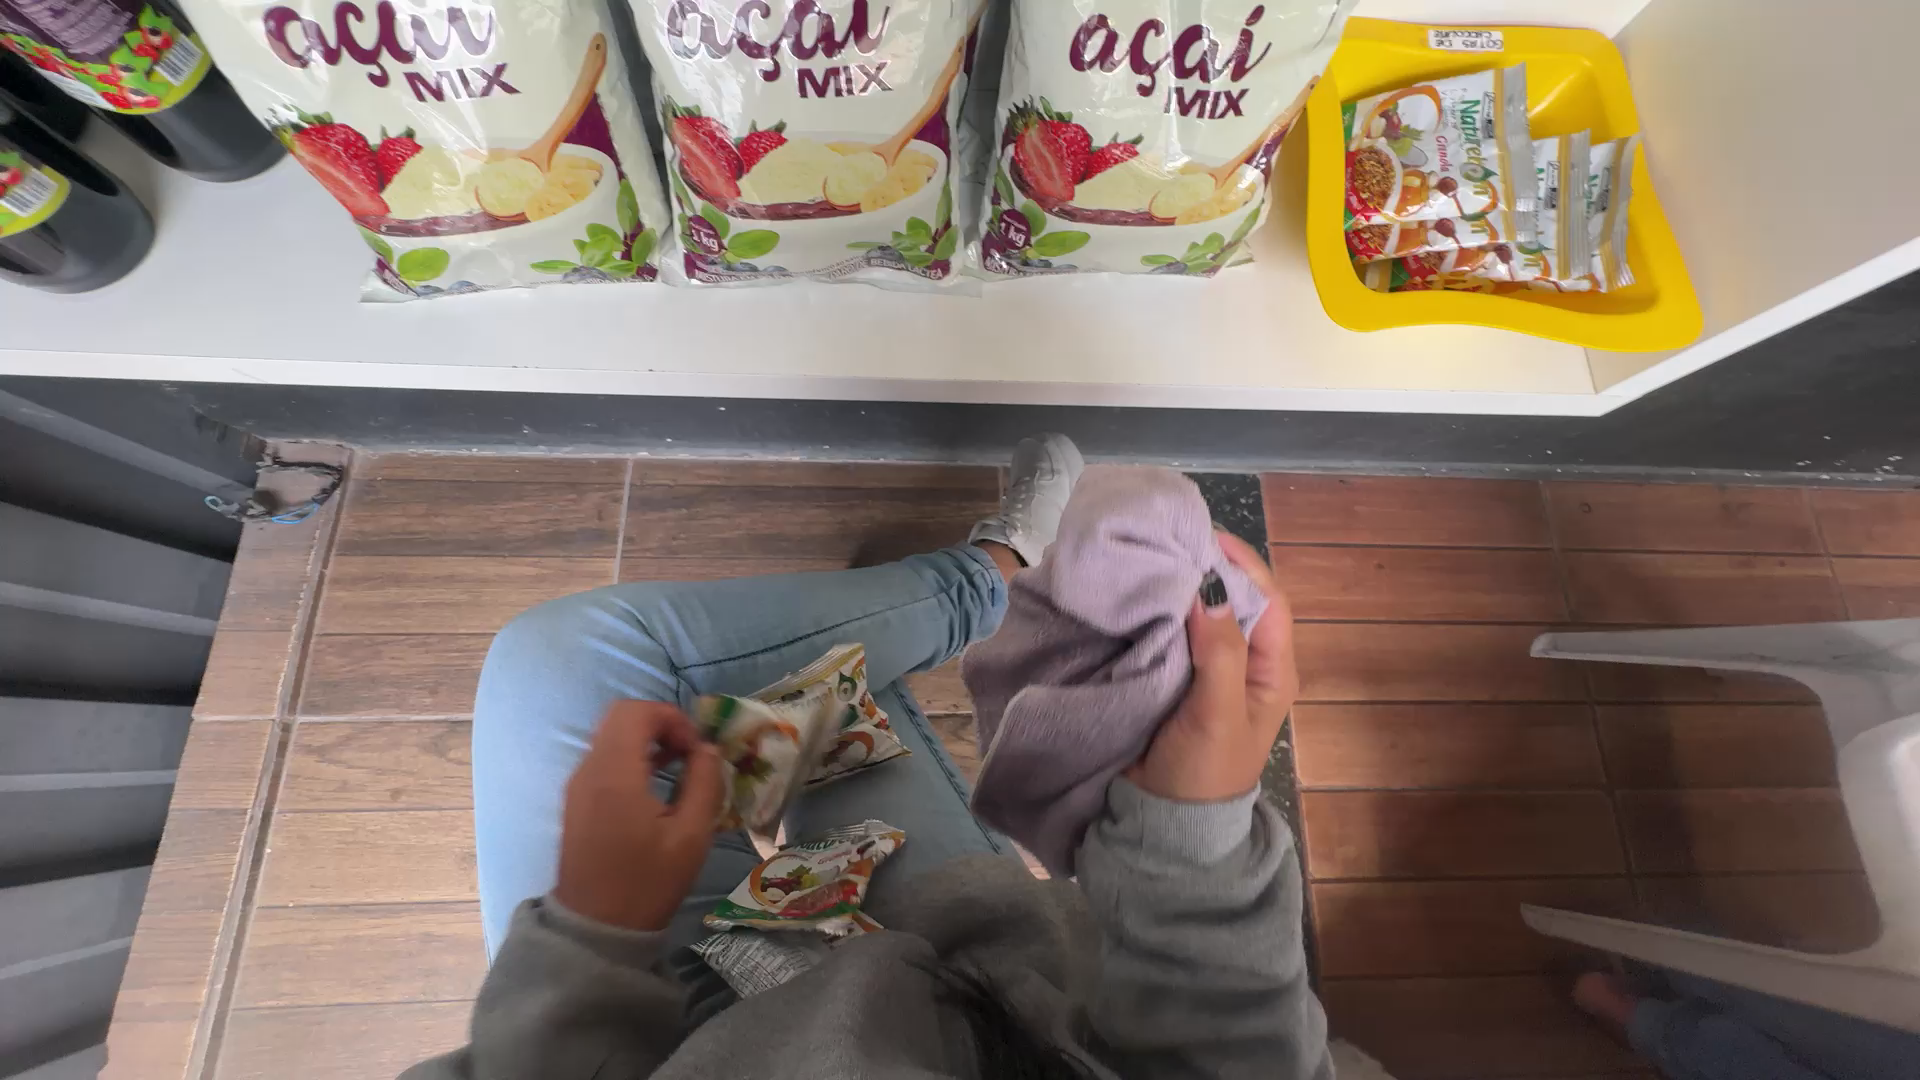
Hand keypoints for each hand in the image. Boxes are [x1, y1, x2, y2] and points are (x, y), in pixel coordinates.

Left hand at [552, 700, 724, 931]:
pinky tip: (657, 783)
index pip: (636, 712)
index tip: (696, 748)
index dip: (672, 718)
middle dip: (662, 723)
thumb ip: (704, 782)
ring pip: (613, 734)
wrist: (594, 931)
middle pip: (622, 716)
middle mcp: (589, 771)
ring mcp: (578, 785)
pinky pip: (605, 756)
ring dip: (649, 738)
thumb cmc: (647, 883)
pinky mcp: (578, 800)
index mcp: (615, 775)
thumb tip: (707, 749)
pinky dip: (633, 755)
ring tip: (679, 766)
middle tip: (689, 751)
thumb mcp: (691, 834)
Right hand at [1128, 532, 1298, 801]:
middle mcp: (1242, 660)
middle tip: (1169, 540)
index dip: (1243, 566)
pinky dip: (1156, 608)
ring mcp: (1205, 666)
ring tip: (1149, 558)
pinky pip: (1169, 629)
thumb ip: (1218, 652)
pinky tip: (1134, 592)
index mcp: (1271, 669)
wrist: (1162, 819)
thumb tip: (1208, 585)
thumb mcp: (1218, 713)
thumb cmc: (1202, 770)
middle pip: (1233, 599)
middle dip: (1207, 568)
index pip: (1268, 600)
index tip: (1205, 537)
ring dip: (1179, 586)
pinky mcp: (1172, 672)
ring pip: (1199, 611)